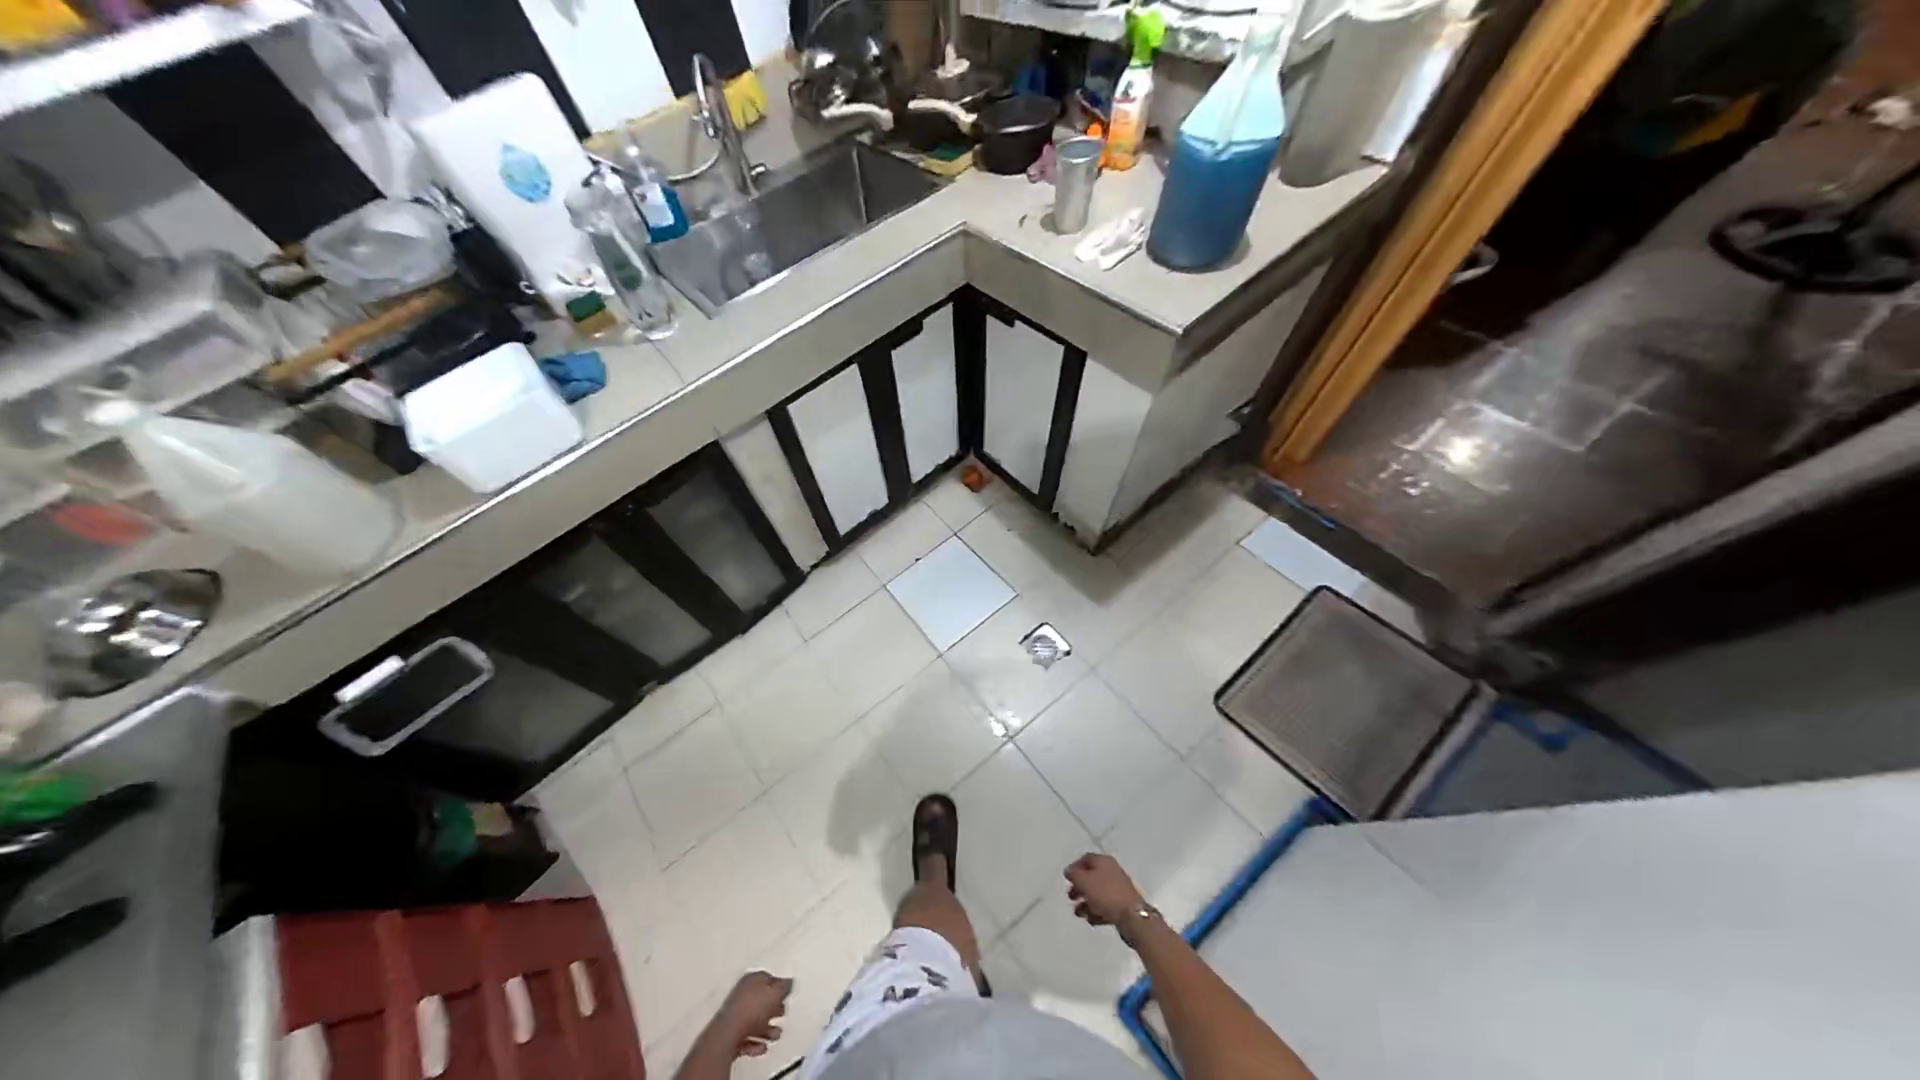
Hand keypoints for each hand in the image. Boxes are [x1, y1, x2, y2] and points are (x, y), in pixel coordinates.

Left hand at [712, 971, 791, 1058]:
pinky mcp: (729, 1033)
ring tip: (776, 1035)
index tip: (787, 995)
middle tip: (782, 1013)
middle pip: (760, 999)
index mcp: (751, 979)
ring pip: (754, 1020)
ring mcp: (733, 1014)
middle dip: (773, 1008)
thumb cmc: (753, 1009)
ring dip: (766, 1028)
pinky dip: (755, 1041)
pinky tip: (762, 1046)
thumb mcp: (776, 993)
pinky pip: (745, 1036)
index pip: (768, 978)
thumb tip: (790, 983)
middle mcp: (740, 993)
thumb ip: (785, 986)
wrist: (728, 1035)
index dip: (779, 986)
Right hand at [1065, 853, 1145, 930]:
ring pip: (1098, 893)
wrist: (1132, 916)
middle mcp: (1112, 871)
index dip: (1075, 866)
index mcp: (1104, 861)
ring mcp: (1118, 889)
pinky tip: (1091, 919)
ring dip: (1086, 902)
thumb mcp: (1083, 881)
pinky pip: (1106, 905)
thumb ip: (1073, 874)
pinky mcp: (1122, 904)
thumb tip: (1069, 871)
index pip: (1086, 858)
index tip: (1067, 878)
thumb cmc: (1105, 893)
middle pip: (1091, 877)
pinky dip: (1097, 911)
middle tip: (1071, 897)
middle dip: (1079, 887)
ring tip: (1078, 913)